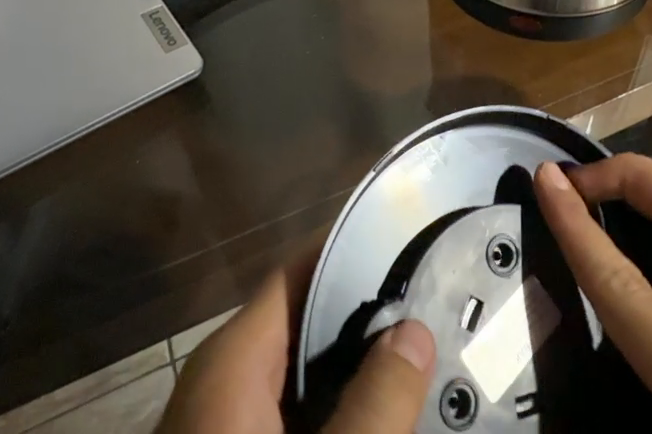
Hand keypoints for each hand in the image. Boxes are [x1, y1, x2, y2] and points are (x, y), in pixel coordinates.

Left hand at [157, 246, 436, 433]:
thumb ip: (375, 403)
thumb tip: (413, 332)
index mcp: (231, 363)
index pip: (294, 274)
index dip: (349, 251)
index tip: (407, 237)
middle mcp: (220, 381)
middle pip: (301, 320)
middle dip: (364, 312)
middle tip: (431, 301)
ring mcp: (221, 422)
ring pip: (297, 370)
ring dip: (352, 363)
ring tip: (417, 352)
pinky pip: (288, 410)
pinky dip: (332, 404)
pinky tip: (373, 413)